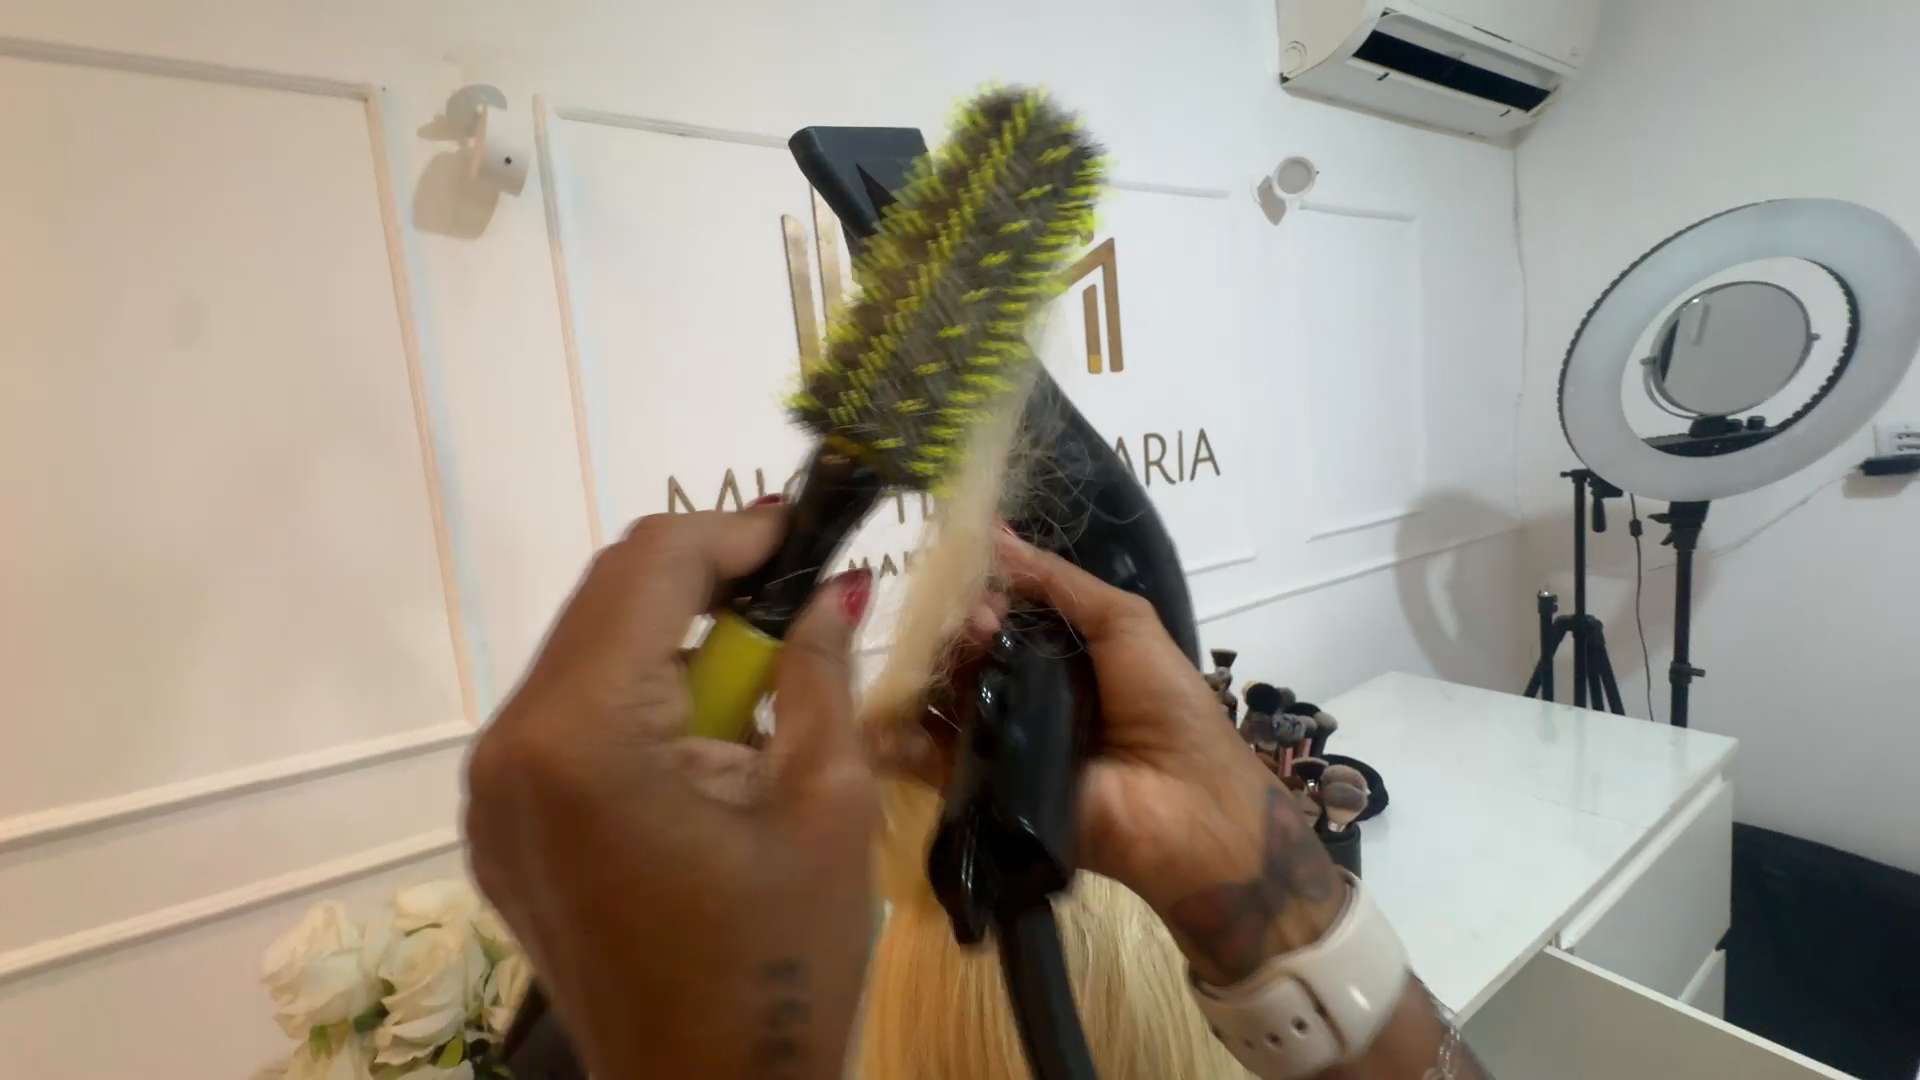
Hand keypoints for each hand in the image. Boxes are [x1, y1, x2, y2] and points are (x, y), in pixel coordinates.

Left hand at [466, 507, 878, 1079]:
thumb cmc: (783, 961)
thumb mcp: (829, 802)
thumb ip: (821, 671)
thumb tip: (839, 587)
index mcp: (585, 741)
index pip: (648, 565)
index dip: (734, 530)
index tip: (806, 535)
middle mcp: (511, 750)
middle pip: (611, 593)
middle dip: (712, 575)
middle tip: (799, 593)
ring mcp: (495, 789)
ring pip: (596, 642)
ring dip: (685, 628)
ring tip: (769, 661)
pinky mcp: (508, 817)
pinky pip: (582, 704)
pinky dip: (654, 682)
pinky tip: (717, 721)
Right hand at [879, 530, 1344, 987]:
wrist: (1190, 805)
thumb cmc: (1165, 702)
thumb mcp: (1123, 622)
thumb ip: (1058, 582)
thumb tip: (994, 532)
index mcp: (1054, 655)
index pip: (998, 616)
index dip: (982, 594)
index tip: (974, 580)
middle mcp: (1021, 693)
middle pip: (968, 653)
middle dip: (964, 630)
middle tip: (979, 627)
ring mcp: (999, 741)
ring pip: (945, 698)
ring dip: (937, 672)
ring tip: (958, 658)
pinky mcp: (981, 789)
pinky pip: (931, 761)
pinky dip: (899, 742)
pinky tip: (882, 720)